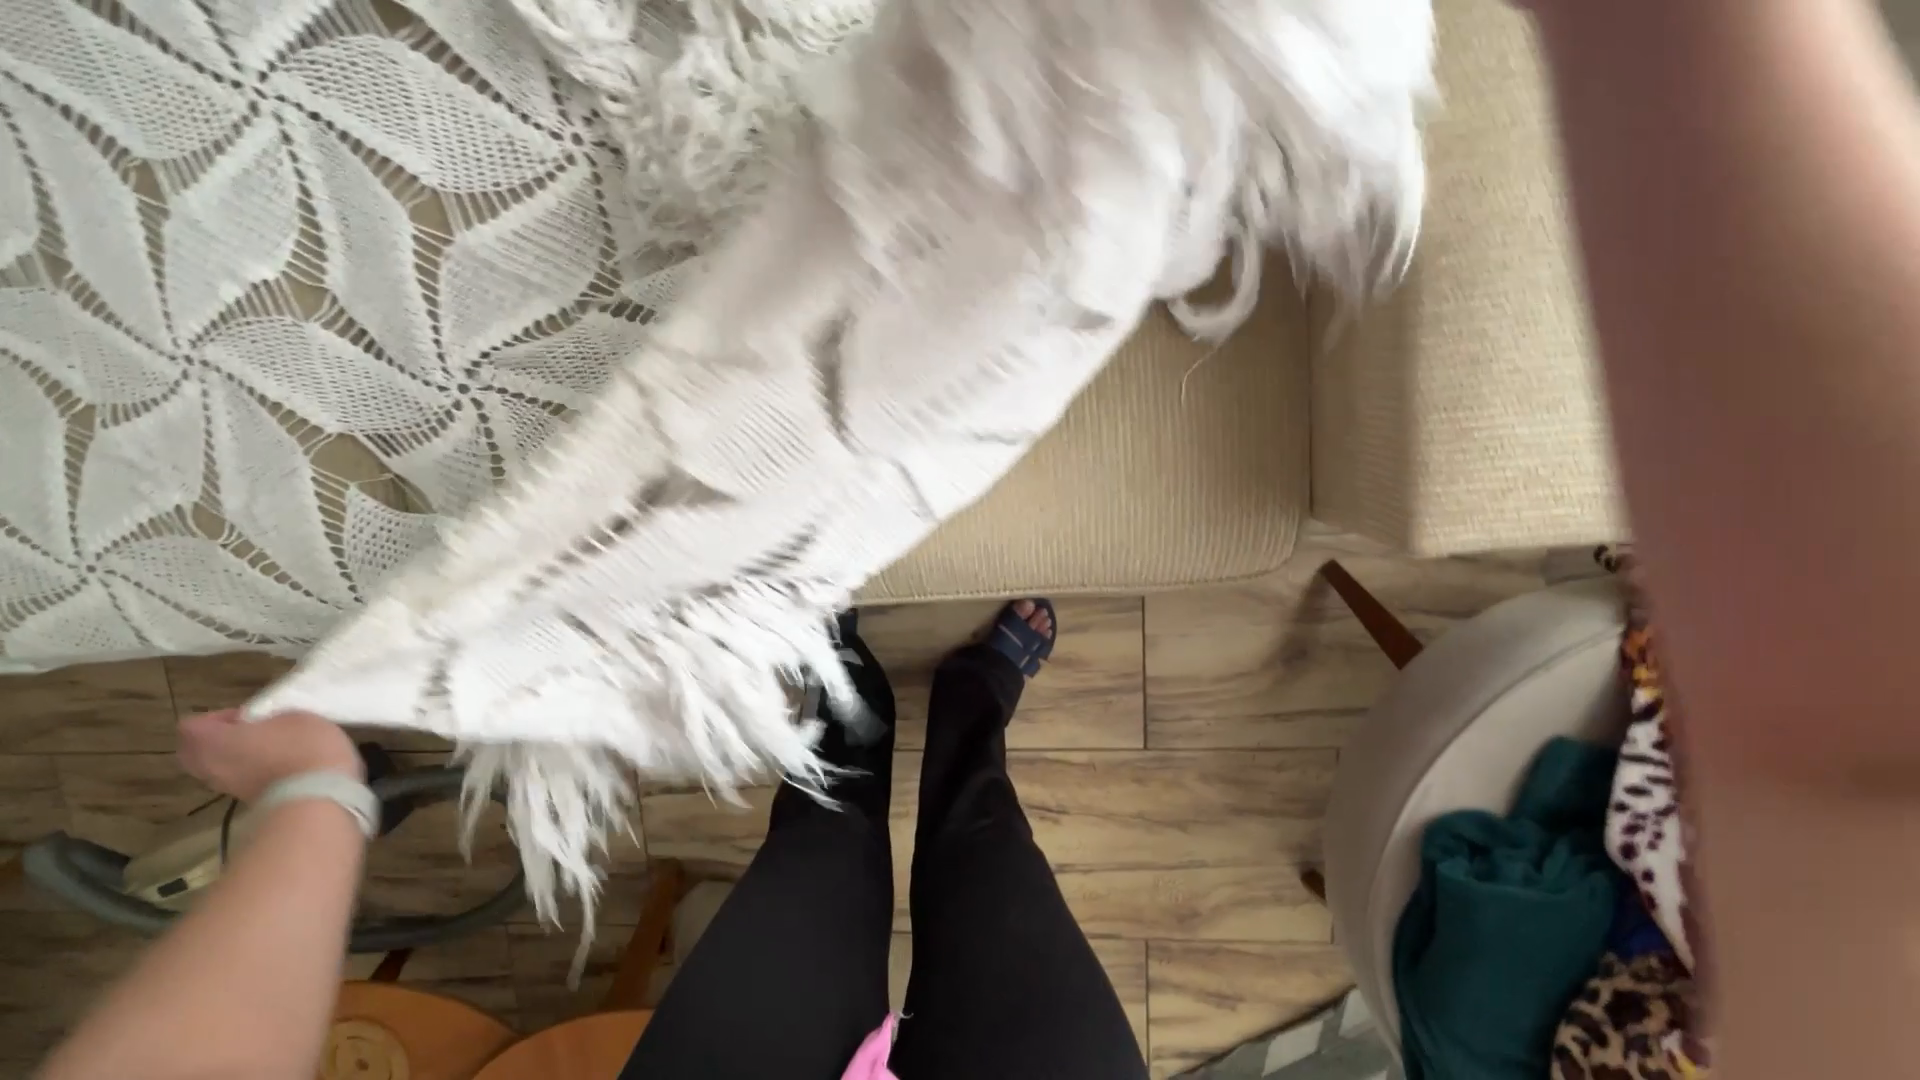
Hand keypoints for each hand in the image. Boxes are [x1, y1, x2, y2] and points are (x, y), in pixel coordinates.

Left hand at [177, 709, 363, 803]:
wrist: (315, 794)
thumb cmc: (301, 747)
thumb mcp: (295, 716)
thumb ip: (271, 718)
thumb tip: (266, 725)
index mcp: (212, 741)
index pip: (191, 725)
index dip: (218, 717)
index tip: (249, 716)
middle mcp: (208, 766)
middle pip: (194, 751)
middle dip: (216, 740)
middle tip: (248, 732)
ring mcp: (225, 787)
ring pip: (215, 767)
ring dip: (234, 756)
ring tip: (267, 748)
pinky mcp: (245, 799)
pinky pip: (237, 779)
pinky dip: (249, 771)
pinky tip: (278, 764)